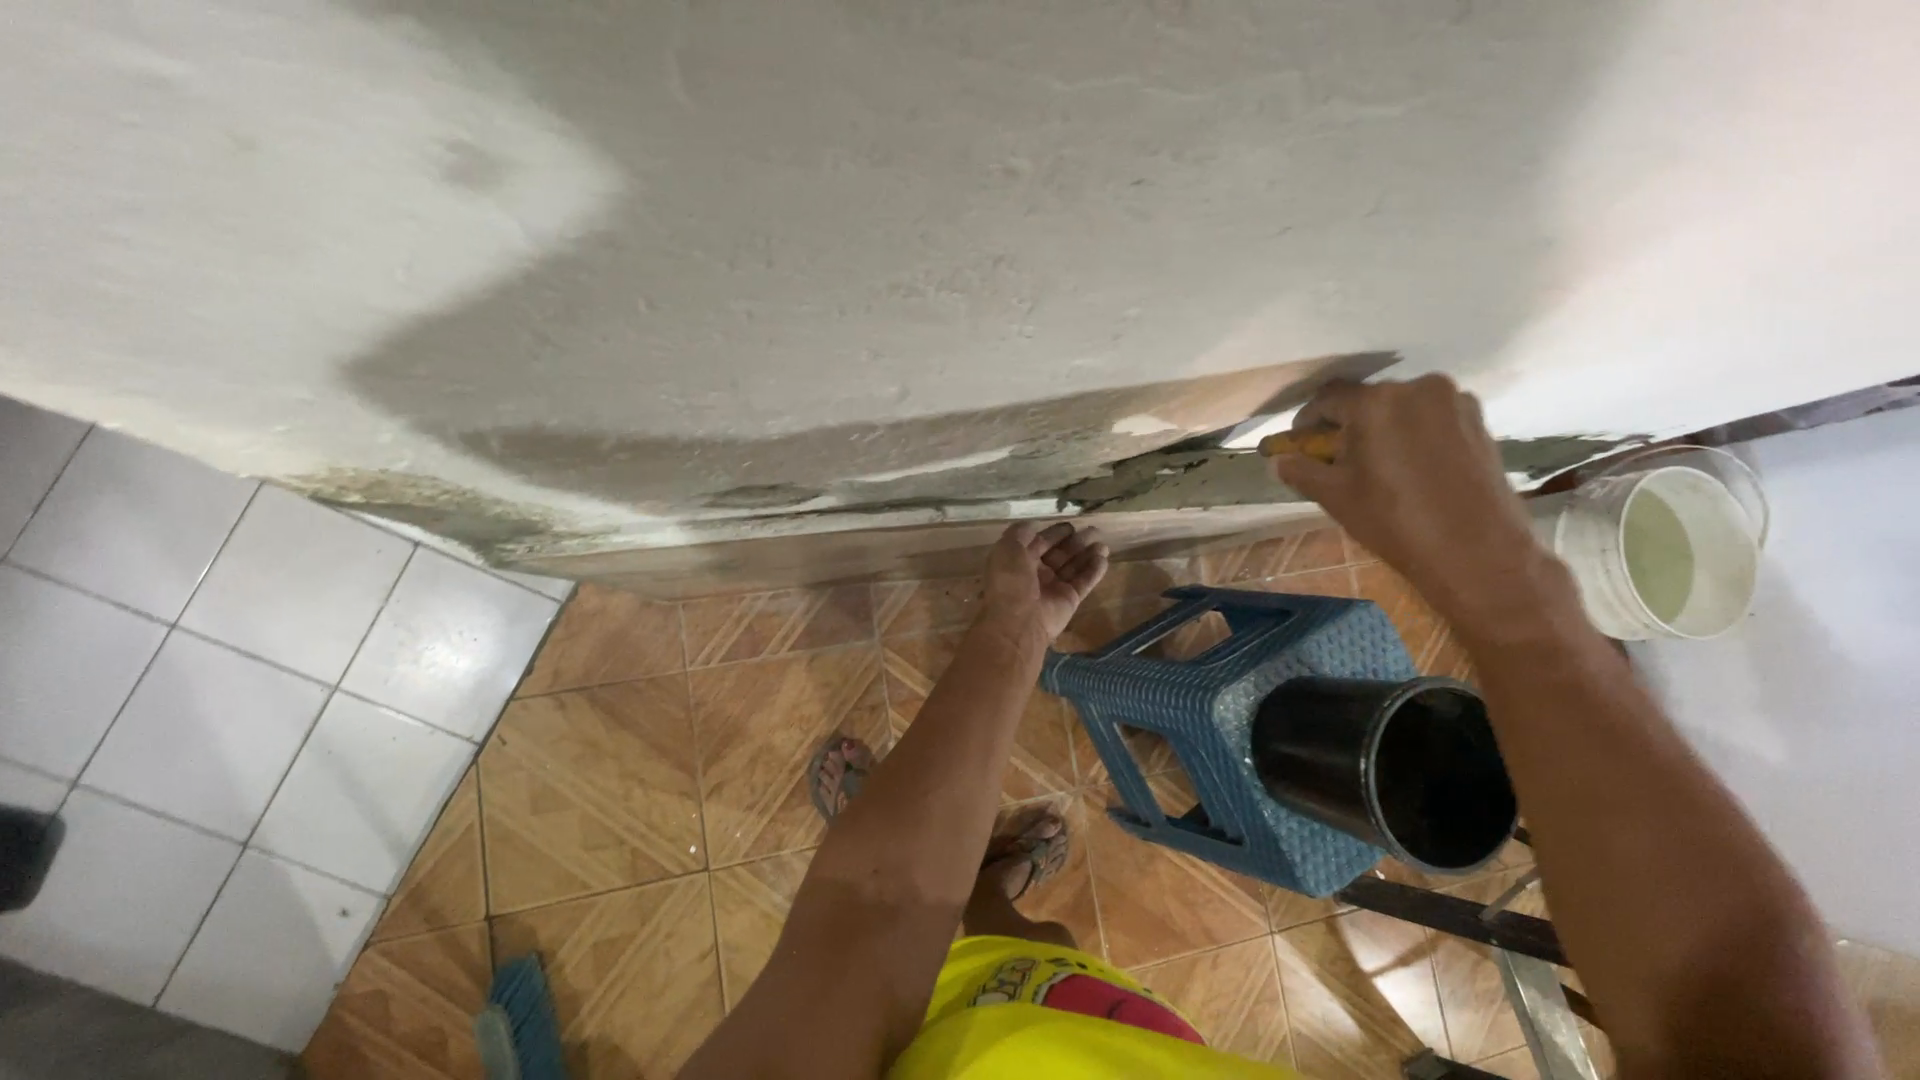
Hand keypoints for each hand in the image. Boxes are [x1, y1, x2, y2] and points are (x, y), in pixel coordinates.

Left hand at [979, 522, 1108, 643]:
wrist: (1018, 621)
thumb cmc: (1010, 581)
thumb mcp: (1007, 548)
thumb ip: (1020, 533)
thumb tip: (1034, 525)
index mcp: (1018, 561)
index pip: (1039, 543)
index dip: (1054, 534)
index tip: (1070, 526)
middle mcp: (1036, 574)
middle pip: (1059, 554)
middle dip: (1075, 542)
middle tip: (1093, 531)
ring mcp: (1053, 588)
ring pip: (1074, 567)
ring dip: (1088, 554)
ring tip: (1103, 544)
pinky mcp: (1069, 601)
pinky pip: (1083, 582)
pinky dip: (1094, 571)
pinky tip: (1104, 558)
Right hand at [1269, 375, 1565, 637]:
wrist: (1476, 552)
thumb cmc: (1394, 521)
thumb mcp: (1335, 497)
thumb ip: (1301, 471)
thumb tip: (1279, 461)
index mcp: (1376, 403)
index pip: (1328, 399)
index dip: (1307, 422)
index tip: (1299, 444)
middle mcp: (1417, 389)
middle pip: (1368, 401)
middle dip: (1348, 427)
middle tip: (1338, 461)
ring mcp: (1454, 403)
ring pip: (1403, 409)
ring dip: (1384, 430)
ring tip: (1379, 467)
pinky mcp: (1479, 422)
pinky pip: (1433, 420)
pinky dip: (1415, 437)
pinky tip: (1413, 470)